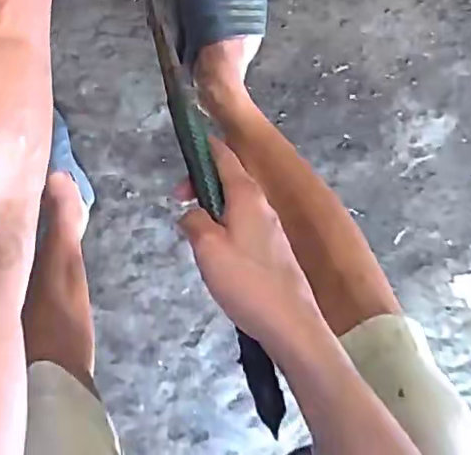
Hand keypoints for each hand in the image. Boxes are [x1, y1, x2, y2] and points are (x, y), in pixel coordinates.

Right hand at [176, 140, 326, 345]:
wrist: (292, 323)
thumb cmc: (246, 280)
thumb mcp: (208, 247)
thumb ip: (194, 220)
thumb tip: (191, 213)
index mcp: (246, 193)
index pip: (224, 154)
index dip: (203, 147)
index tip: (183, 151)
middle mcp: (261, 202)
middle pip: (228, 176)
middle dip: (200, 181)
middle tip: (178, 201)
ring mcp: (270, 225)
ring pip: (234, 201)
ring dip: (211, 206)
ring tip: (193, 231)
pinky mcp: (273, 247)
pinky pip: (243, 222)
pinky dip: (224, 224)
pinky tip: (215, 252)